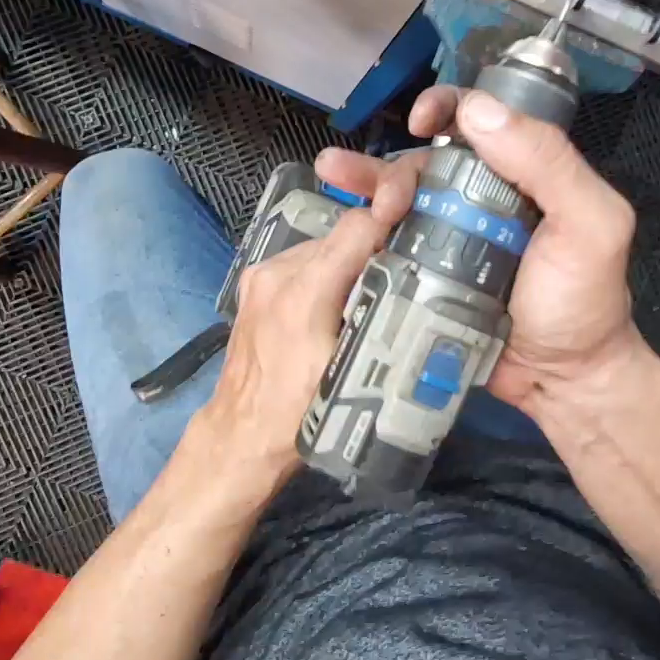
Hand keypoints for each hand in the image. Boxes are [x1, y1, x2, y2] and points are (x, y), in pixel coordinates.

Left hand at [195, 155, 424, 473]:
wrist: (241, 433)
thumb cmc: (299, 412)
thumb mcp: (351, 369)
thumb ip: (379, 318)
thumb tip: (417, 285)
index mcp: (303, 290)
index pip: (358, 227)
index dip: (391, 226)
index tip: (418, 237)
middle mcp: (277, 271)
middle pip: (339, 237)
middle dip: (371, 251)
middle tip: (401, 275)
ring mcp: (260, 275)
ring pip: (319, 248)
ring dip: (346, 263)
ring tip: (368, 294)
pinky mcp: (252, 285)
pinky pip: (299, 264)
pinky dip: (322, 274)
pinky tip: (335, 304)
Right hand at [315, 86, 643, 412]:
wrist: (560, 382)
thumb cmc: (582, 302)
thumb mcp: (589, 226)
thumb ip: (549, 164)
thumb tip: (479, 111)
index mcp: (522, 177)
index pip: (480, 122)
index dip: (447, 108)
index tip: (421, 122)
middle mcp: (480, 199)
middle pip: (425, 163)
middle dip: (397, 168)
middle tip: (386, 202)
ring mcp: (447, 239)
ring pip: (398, 199)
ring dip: (365, 183)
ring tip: (334, 177)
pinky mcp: (422, 276)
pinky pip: (387, 244)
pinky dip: (361, 231)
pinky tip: (340, 230)